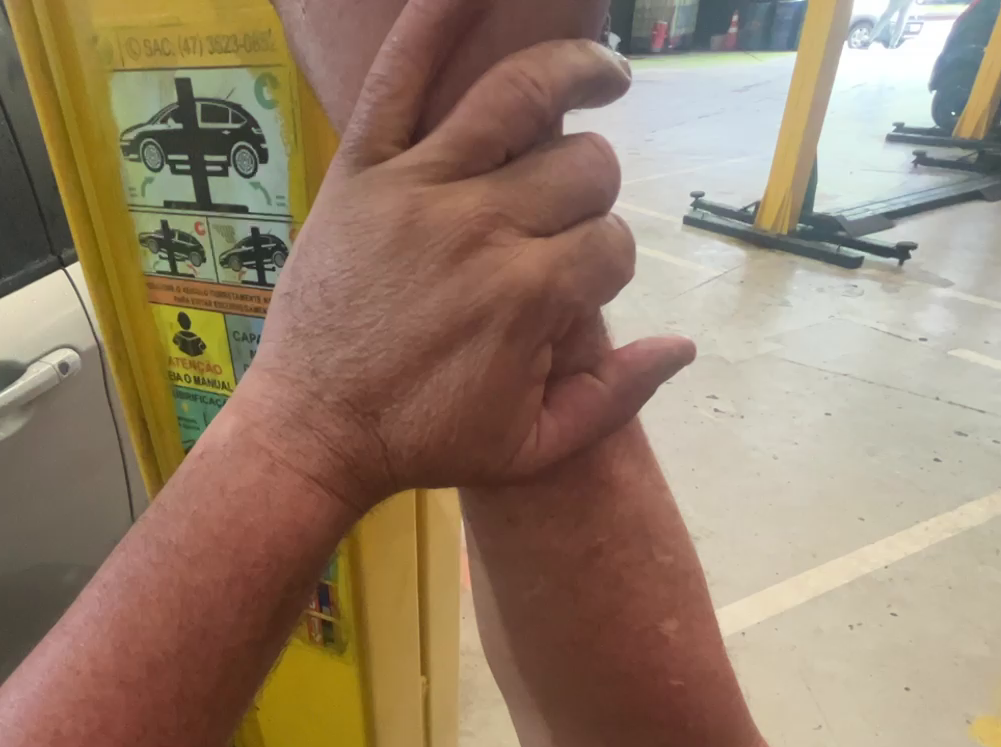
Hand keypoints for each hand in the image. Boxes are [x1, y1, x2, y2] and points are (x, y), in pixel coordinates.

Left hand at [226, 0, 695, 511]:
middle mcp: (485, 228)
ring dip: (574, 74)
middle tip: (559, 226)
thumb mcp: (528, 448)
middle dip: (587, 199)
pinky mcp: (362, 175)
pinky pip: (400, 73)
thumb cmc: (420, 444)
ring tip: (599, 77)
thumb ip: (613, 400)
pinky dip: (436, 16)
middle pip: (583, 169)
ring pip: (522, 97)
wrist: (316, 432)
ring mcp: (420, 190)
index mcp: (532, 297)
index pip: (613, 247)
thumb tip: (684, 344)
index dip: (605, 270)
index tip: (574, 292)